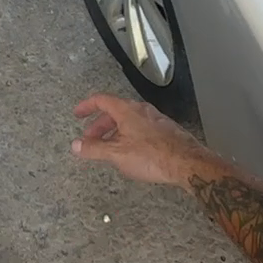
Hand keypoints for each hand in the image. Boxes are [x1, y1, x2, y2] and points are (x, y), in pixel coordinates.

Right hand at [70, 94, 212, 185]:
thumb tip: (76, 145)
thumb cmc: (152, 155)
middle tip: (90, 138)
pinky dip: (128, 135)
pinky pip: (140, 127)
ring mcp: (154, 118)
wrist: (186, 162)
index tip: (77, 114)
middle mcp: (140, 109)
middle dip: (99, 125)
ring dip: (114, 132)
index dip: (86, 106)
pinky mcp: (164, 130)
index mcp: (126, 110)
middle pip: (114, 111)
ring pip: (128, 120)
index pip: (101, 100)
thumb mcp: (117, 154)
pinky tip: (130, 152)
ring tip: (108, 149)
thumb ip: (94, 149)